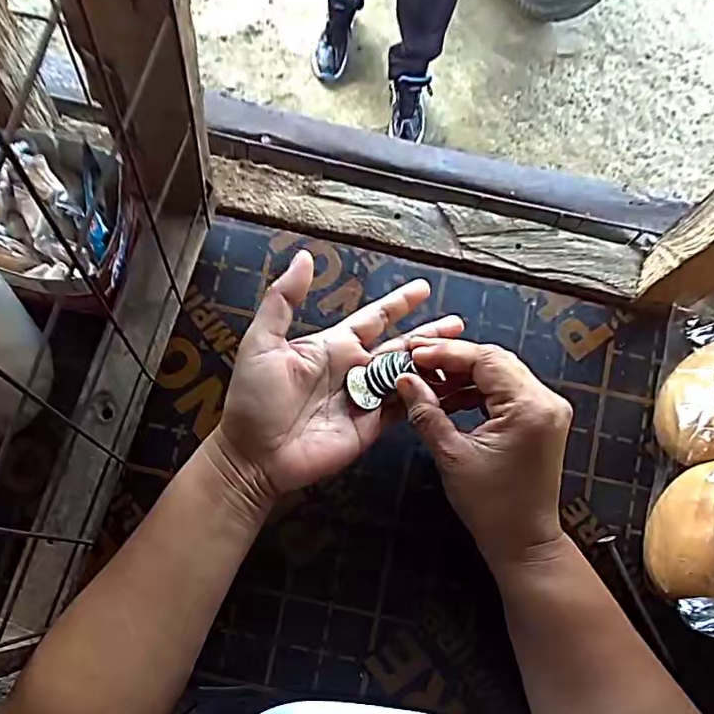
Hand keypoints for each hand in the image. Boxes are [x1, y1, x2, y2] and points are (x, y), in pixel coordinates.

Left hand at [207, 250, 462, 505]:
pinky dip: (423, 396)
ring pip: (406, 376)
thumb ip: (284, 300)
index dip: (397, 304)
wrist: (253, 455)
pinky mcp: (369, 427)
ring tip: (461, 352)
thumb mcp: (262, 343)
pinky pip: (402, 407)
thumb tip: (304, 258)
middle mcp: (351, 371)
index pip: (372, 320)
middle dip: (428, 335)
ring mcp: (363, 400)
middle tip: (457, 324)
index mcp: (331, 347)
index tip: (421, 289)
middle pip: (398, 347)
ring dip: (431, 363)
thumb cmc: (253, 400)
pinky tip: (444, 385)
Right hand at [396, 338, 573, 568]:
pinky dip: (477, 394)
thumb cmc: (491, 506)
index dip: (447, 353)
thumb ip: (427, 413)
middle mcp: (545, 401)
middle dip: (454, 361)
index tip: (415, 354)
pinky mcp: (540, 421)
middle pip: (495, 362)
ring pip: (499, 375)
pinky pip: (505, 394)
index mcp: (529, 406)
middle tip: (417, 364)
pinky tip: (449, 401)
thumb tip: (406, 382)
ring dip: (464, 377)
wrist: (522, 539)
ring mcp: (546, 410)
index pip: (486, 359)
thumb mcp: (451, 456)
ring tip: (428, 385)